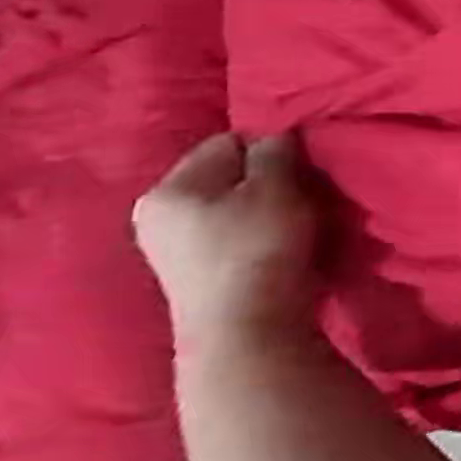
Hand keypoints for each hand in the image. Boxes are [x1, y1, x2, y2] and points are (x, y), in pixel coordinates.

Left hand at [134, 133, 318, 349]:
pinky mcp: (192, 270)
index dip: (271, 147)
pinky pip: (230, 229)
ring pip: (230, 203)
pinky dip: (256, 228)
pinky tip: (278, 240)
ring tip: (296, 216)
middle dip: (266, 176)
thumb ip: (275, 151)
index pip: (228, 142)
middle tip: (304, 188)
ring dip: (265, 203)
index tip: (304, 162)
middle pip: (227, 175)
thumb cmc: (259, 246)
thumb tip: (276, 135)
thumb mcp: (277, 186)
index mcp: (167, 189)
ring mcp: (169, 247)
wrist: (246, 325)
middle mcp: (156, 214)